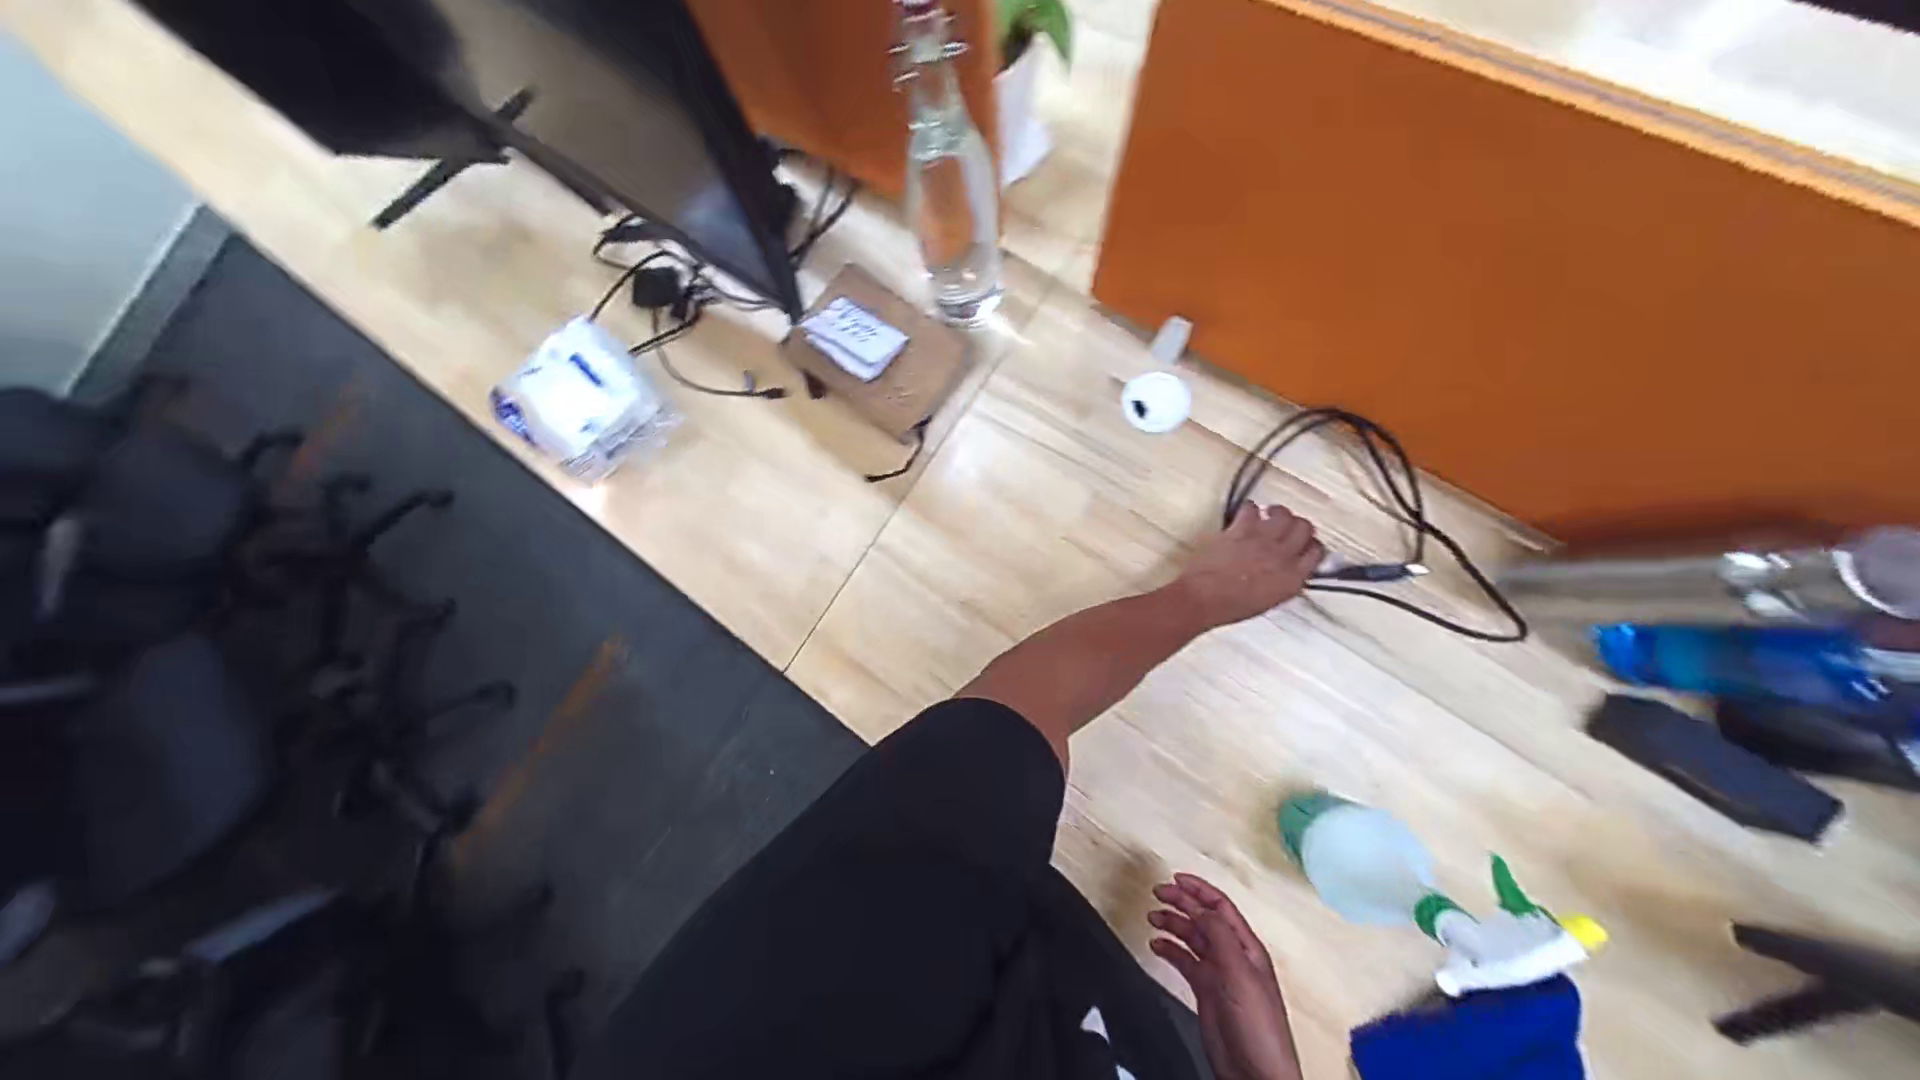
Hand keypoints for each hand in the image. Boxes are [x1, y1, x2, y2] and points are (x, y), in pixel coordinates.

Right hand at [1150, 874, 1302, 1079]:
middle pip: (1203, 918)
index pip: (1220, 906)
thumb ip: (1220, 936)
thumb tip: (1201, 907)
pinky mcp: (1206, 991)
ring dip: (1172, 924)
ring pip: (1191, 937)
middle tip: (1157, 892)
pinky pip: (1184, 961)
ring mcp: (1218, 973)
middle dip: (1181, 902)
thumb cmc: (1257, 1027)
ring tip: (1152, 917)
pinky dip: (1169, 949)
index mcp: (1246, 947)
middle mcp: (1232, 955)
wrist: (1256, 1076)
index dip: (1198, 889)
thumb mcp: (1239, 974)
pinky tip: (1156, 945)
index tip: (1175, 878)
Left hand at [1172, 503, 1323, 628]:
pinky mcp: (1240, 530)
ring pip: (1284, 514)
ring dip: (1278, 512)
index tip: (1303, 543)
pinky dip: (1250, 508)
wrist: (1204, 599)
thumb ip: (1283, 581)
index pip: (1316, 553)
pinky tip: (1247, 512)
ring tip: (1270, 514)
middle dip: (1298, 525)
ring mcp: (1261, 541)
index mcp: (1292, 579)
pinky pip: (1252, 509)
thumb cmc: (1229, 606)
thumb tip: (1284, 571)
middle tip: (1288, 525)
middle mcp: (1282, 556)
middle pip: (1304, 528)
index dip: (1310, 545)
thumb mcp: (1268, 600)